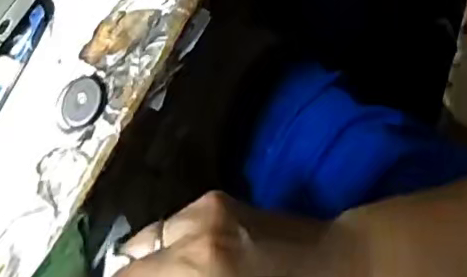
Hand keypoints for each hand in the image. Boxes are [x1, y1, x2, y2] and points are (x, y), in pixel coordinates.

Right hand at [115, 191, 330, 276]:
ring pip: (145, 240)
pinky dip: (165, 246)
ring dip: (141, 265)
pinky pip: (172, 223)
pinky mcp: (217, 198)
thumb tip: (142, 276)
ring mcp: (205, 209)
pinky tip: (174, 265)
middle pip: (130, 263)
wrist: (336, 265)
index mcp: (194, 269)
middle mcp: (193, 233)